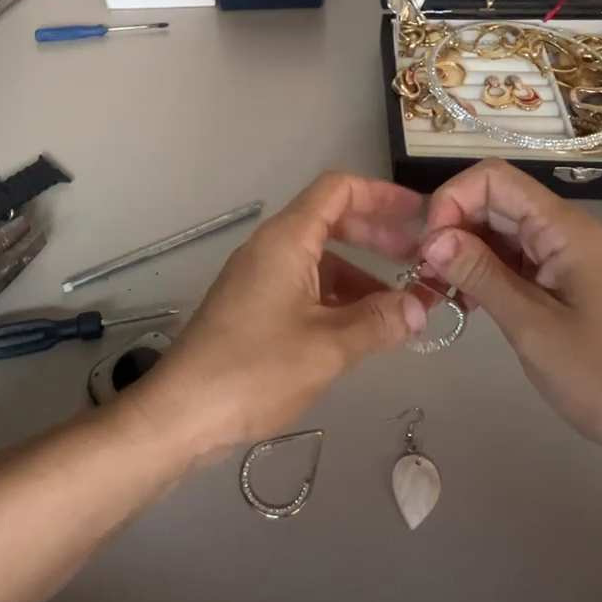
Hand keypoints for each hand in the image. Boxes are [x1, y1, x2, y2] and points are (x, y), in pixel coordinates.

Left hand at [125, 172, 429, 458]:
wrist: (182, 411)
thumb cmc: (254, 370)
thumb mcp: (327, 347)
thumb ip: (377, 322)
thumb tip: (419, 308)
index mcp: (285, 240)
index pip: (337, 190)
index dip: (381, 195)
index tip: (419, 216)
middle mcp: (270, 248)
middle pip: (331, 220)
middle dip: (378, 237)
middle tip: (419, 263)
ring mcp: (259, 277)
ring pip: (320, 258)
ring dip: (362, 274)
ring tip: (402, 307)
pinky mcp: (254, 306)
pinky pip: (305, 285)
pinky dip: (338, 297)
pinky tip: (364, 328)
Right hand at [419, 159, 601, 472]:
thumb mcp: (534, 328)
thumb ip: (481, 275)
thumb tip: (431, 238)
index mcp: (566, 229)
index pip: (494, 179)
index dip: (453, 200)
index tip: (430, 249)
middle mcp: (565, 231)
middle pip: (494, 201)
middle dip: (452, 228)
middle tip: (426, 276)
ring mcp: (565, 256)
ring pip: (499, 230)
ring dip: (463, 252)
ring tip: (440, 292)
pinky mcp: (563, 280)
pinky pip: (513, 258)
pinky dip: (483, 272)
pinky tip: (466, 301)